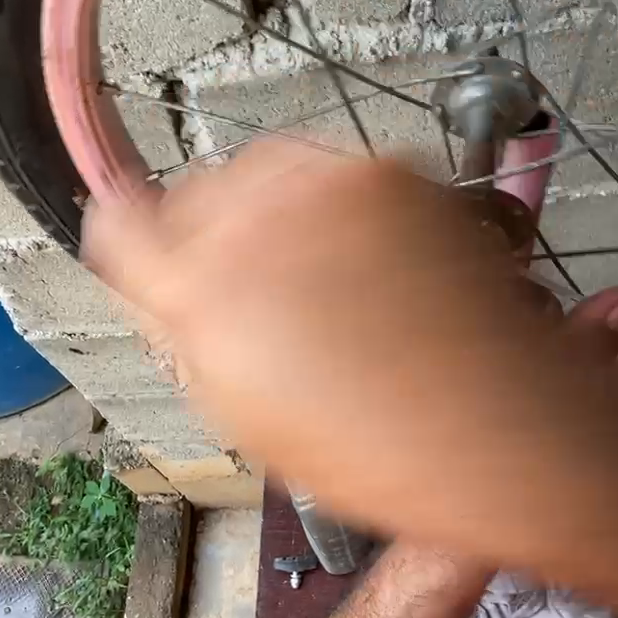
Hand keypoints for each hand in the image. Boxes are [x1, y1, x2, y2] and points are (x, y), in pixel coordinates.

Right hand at [83, 143, 617, 546]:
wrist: (496, 425)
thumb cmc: (378, 447)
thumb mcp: (249, 416)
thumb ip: (196, 337)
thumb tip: (172, 293)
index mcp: (200, 299)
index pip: (121, 225)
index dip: (132, 236)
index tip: (149, 244)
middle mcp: (252, 227)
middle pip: (196, 191)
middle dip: (214, 231)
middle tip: (257, 279)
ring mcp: (326, 189)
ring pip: (265, 170)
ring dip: (278, 211)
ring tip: (322, 271)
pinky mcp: (390, 171)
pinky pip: (334, 170)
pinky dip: (339, 204)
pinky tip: (368, 260)